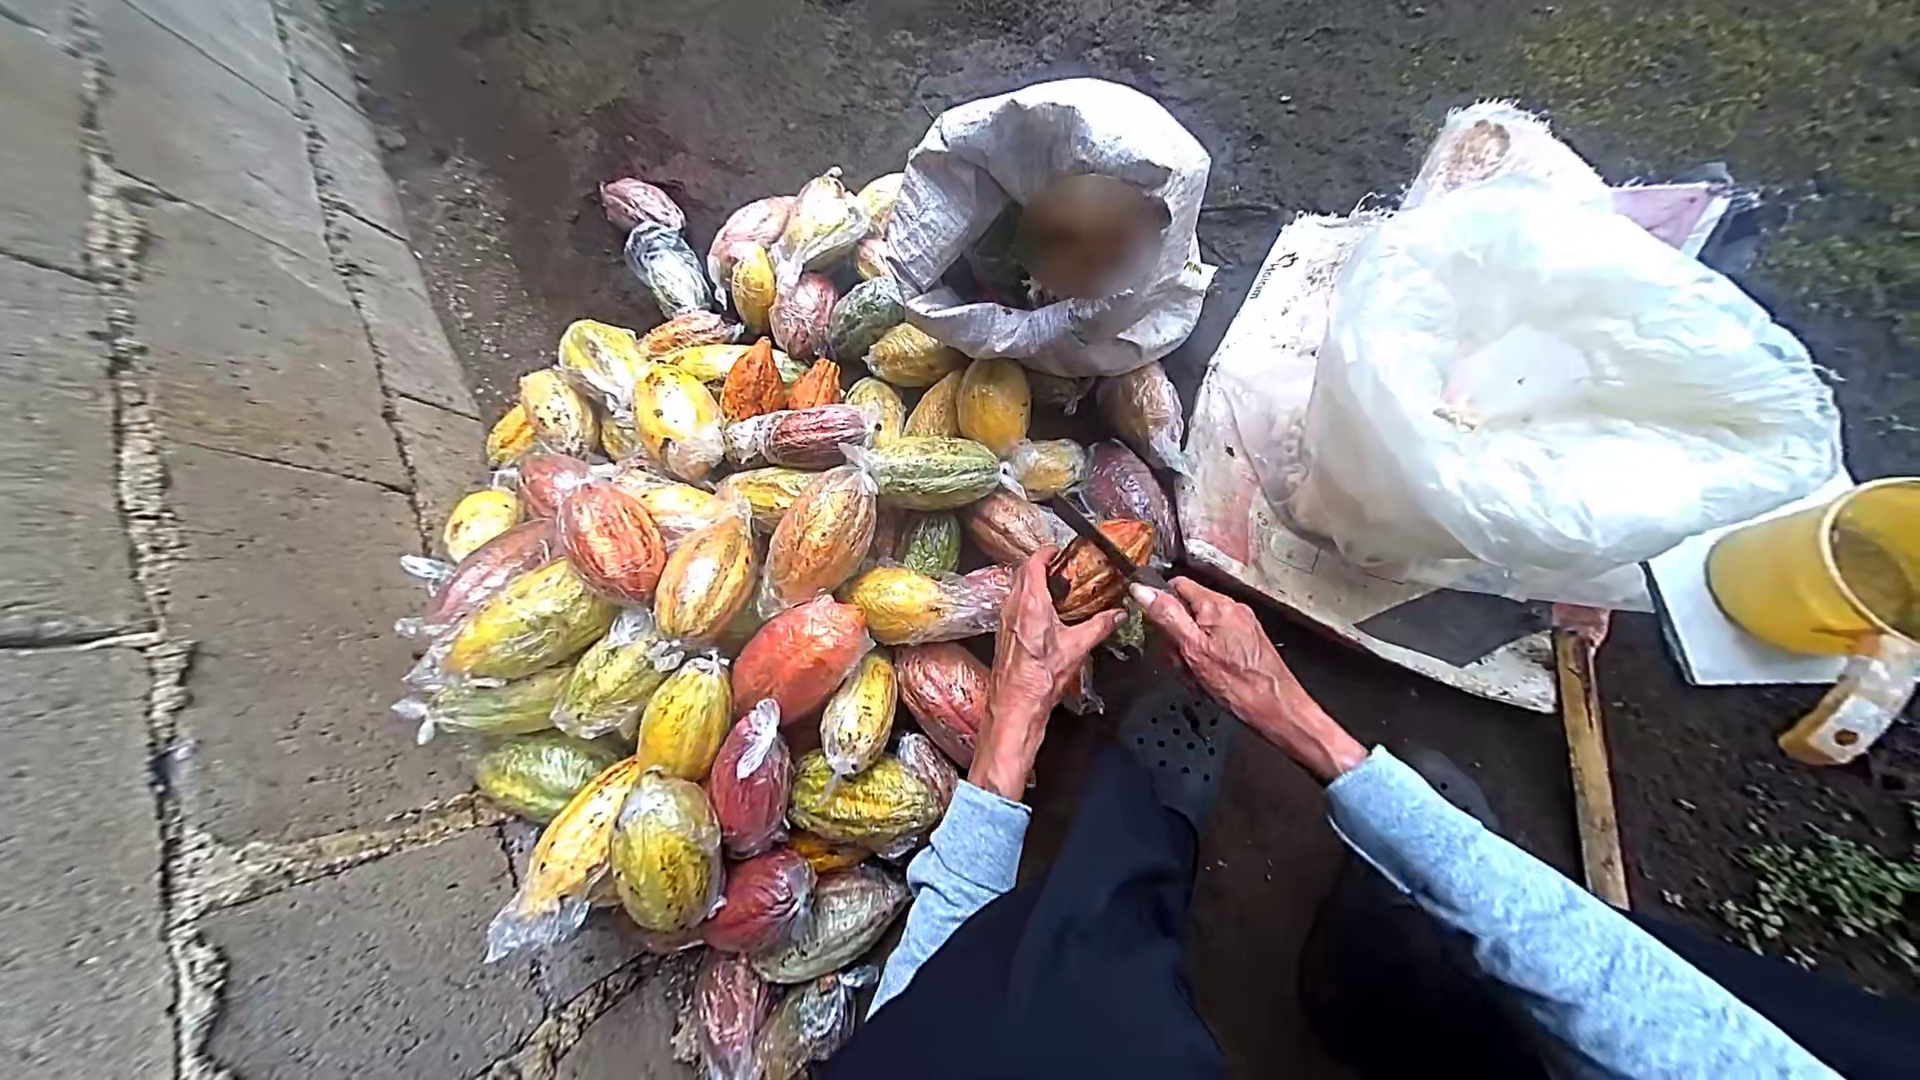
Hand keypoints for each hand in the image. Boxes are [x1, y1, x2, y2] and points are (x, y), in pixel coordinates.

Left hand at [973, 547, 1124, 799]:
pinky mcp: (1003, 632)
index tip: (1059, 550)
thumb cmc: (1038, 679)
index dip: (1046, 551)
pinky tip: (1044, 613)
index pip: (1033, 562)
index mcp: (1029, 602)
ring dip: (1032, 581)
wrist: (1015, 706)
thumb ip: (1100, 625)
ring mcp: (1004, 619)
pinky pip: (1013, 604)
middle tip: (1061, 566)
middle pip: (1022, 571)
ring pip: (1015, 587)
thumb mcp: (1077, 647)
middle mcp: (1012, 606)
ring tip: (1055, 587)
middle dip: (1041, 564)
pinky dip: (1027, 599)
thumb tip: (1117, 614)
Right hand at [1132, 578, 1365, 783]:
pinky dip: (1205, 652)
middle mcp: (1232, 607)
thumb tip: (1142, 590)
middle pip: (1188, 606)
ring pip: (1200, 624)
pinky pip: (1216, 637)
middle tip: (1177, 659)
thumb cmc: (1238, 683)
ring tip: (1193, 671)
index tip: (1156, 626)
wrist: (1278, 709)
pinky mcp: (1248, 639)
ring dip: (1189, 646)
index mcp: (1217, 604)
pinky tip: (1207, 674)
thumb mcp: (1192, 649)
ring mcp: (1242, 623)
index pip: (1177, 584)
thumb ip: (1167, 616)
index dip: (1161, 603)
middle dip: (1175, 631)